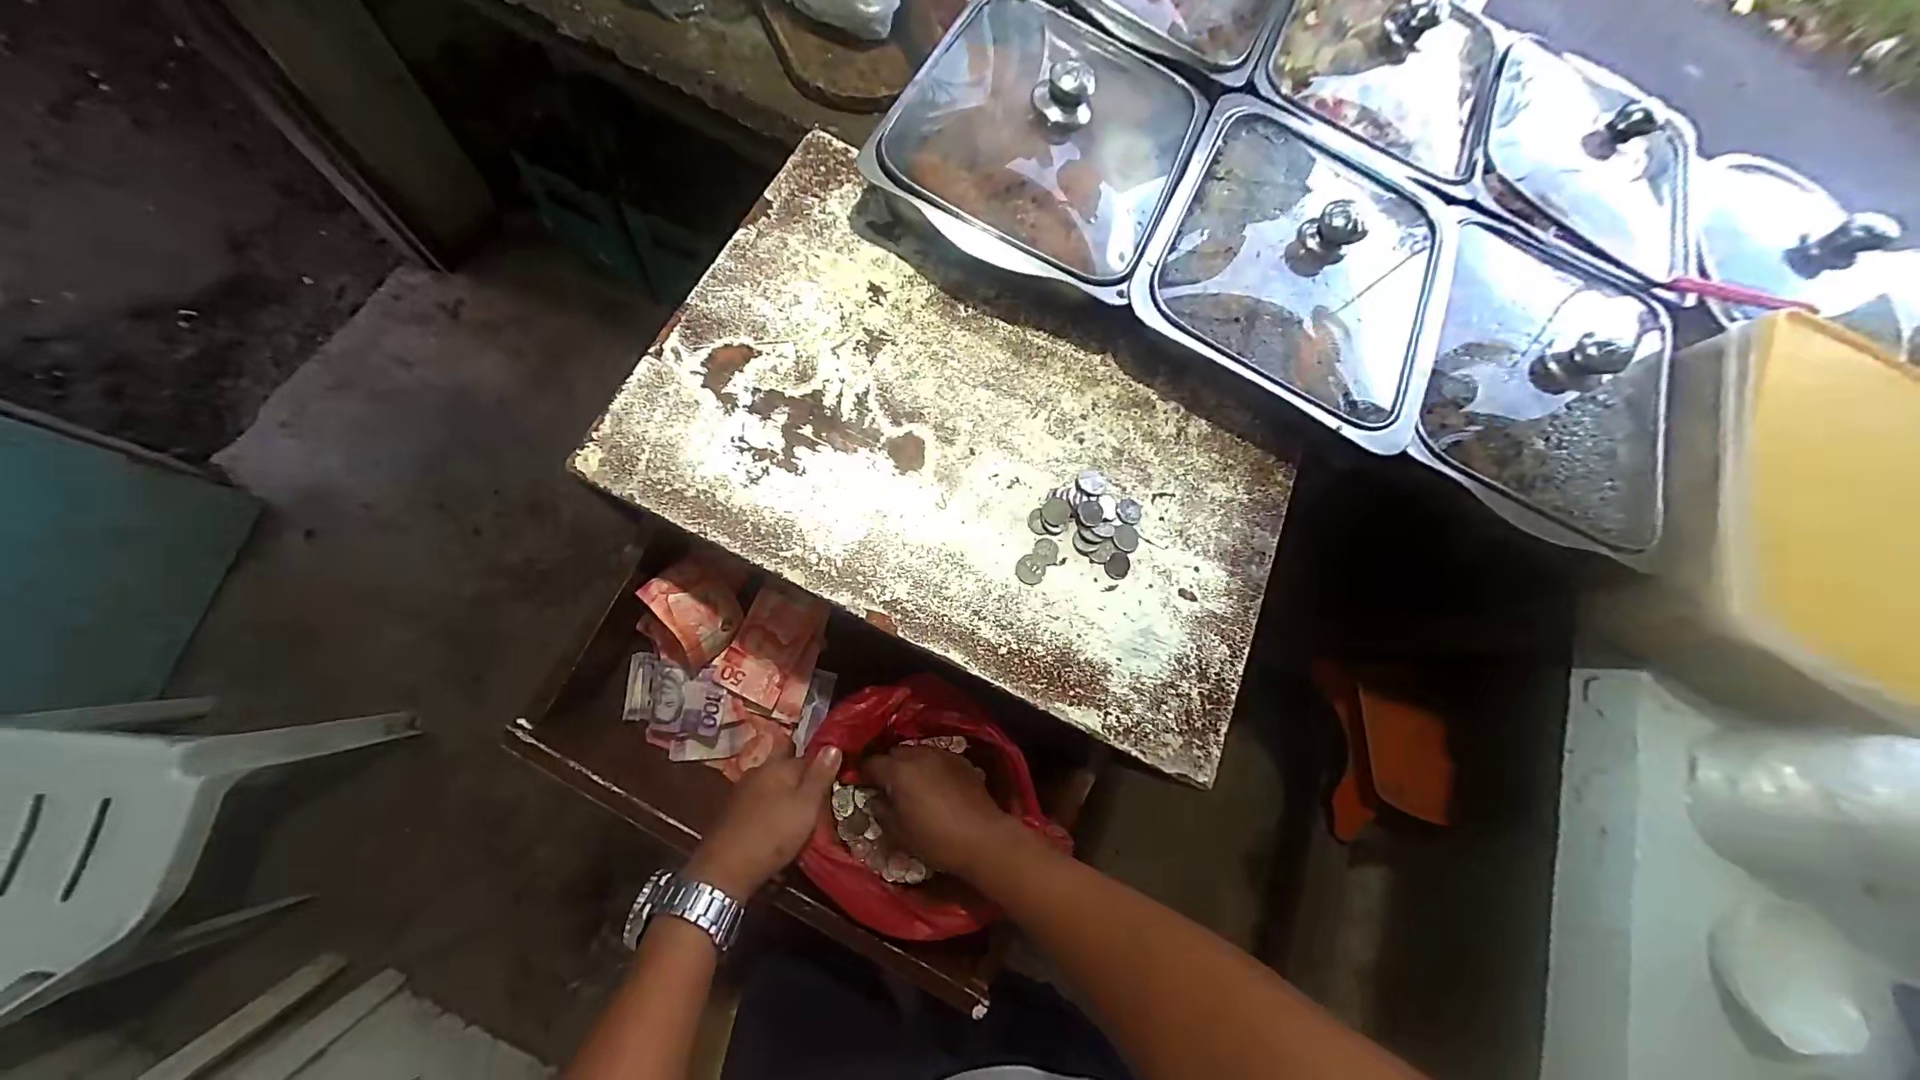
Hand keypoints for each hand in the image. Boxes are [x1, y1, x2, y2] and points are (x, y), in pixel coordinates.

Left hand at [686, 745, 841, 898]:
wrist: (723, 870)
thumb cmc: (772, 834)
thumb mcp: (806, 806)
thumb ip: (820, 775)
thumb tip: (832, 745)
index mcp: (778, 765)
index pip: (807, 755)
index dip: (821, 763)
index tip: (834, 774)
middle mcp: (758, 771)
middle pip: (785, 765)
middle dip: (798, 773)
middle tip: (815, 789)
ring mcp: (742, 790)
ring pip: (770, 782)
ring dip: (783, 790)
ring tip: (799, 806)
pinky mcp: (731, 811)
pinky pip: (758, 799)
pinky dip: (769, 805)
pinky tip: (775, 819)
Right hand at [864, 746, 1025, 877]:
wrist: (983, 837)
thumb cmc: (935, 839)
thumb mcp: (898, 833)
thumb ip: (880, 810)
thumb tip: (875, 797)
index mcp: (898, 771)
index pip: (871, 763)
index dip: (863, 774)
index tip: (862, 786)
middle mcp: (918, 755)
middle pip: (894, 753)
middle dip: (887, 766)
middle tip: (887, 787)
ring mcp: (941, 754)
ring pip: (916, 752)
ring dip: (909, 765)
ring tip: (912, 786)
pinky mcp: (960, 760)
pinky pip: (936, 758)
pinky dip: (930, 767)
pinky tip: (936, 786)